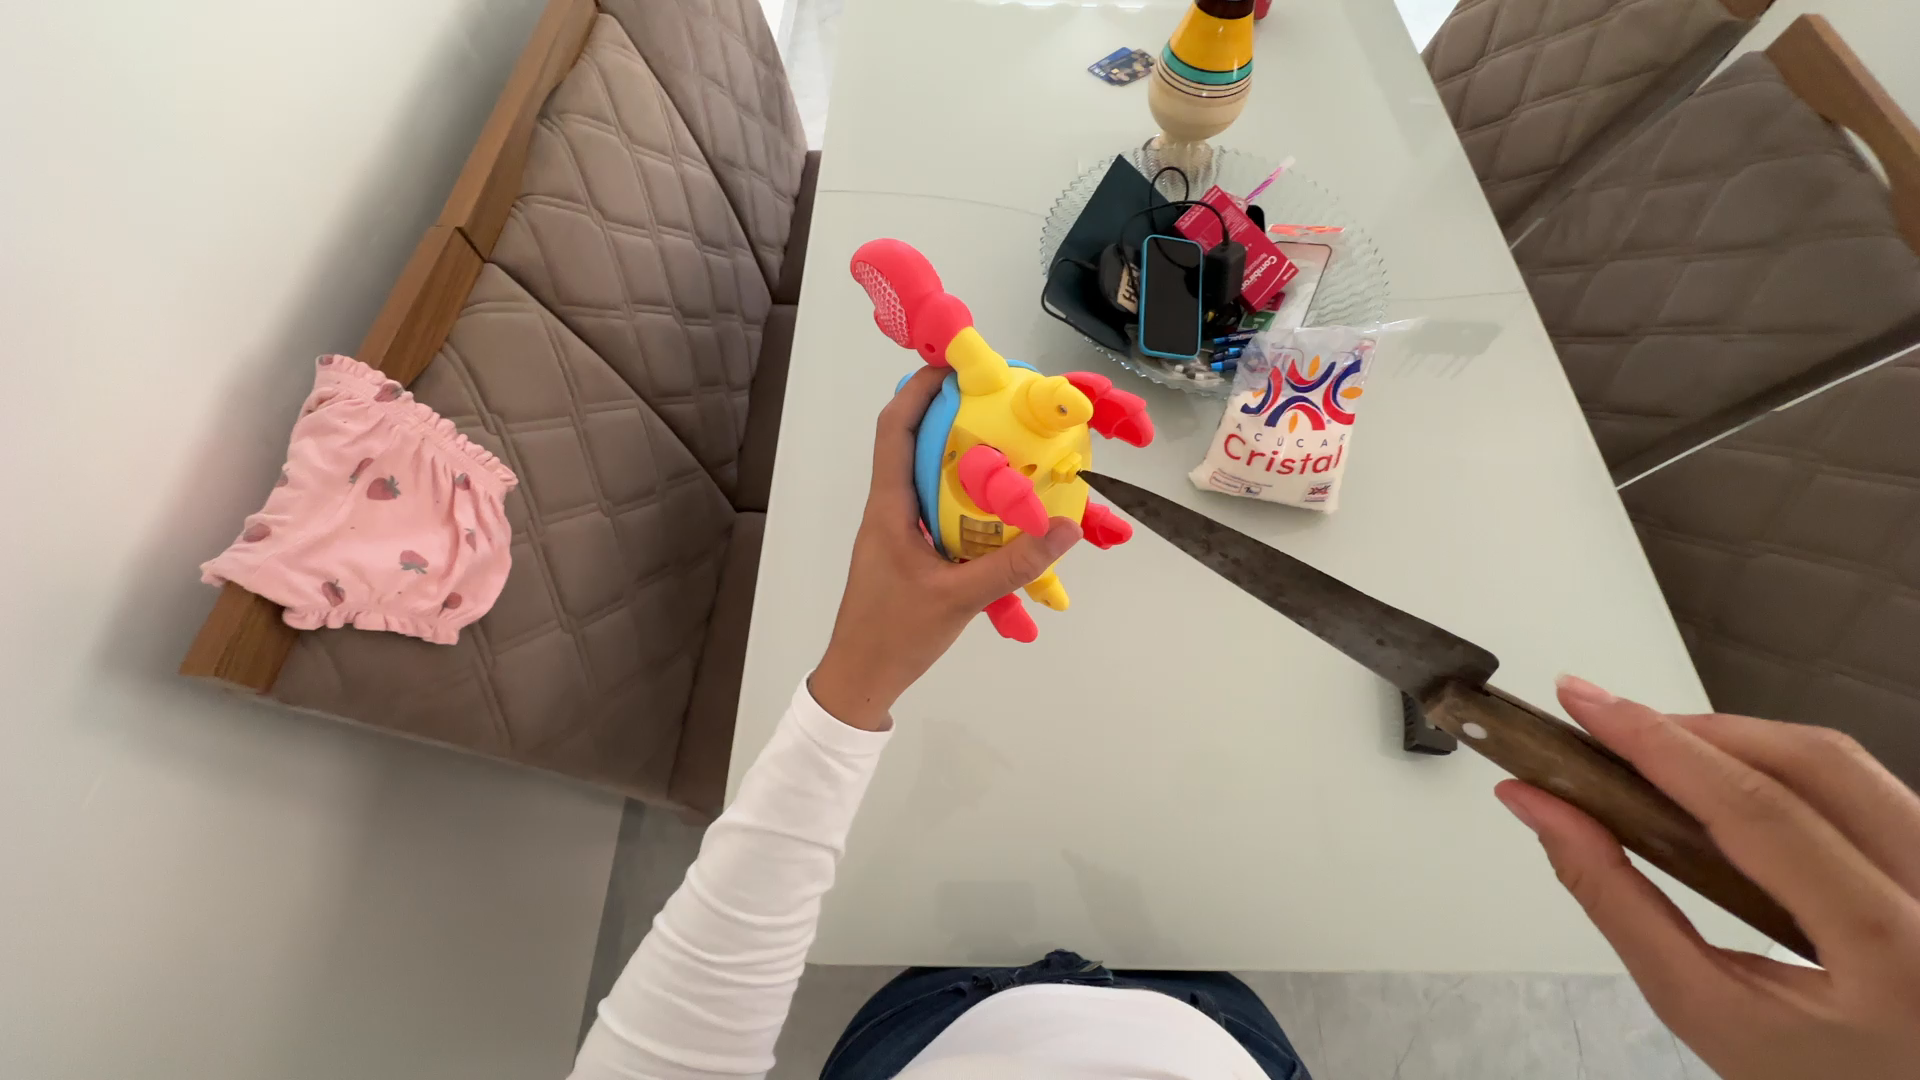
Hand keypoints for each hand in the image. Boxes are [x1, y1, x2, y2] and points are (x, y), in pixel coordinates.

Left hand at [809, 369, 1082, 731]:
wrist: (861, 677)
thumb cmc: (894, 634)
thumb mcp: (960, 598)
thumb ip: (1014, 564)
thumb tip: (1065, 529)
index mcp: (889, 507)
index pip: (895, 429)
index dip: (920, 390)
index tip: (957, 368)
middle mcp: (891, 509)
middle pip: (916, 445)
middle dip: (953, 417)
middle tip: (1002, 407)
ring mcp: (899, 531)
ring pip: (930, 479)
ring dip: (964, 460)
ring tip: (1011, 451)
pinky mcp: (911, 552)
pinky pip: (941, 511)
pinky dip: (969, 501)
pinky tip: (1002, 514)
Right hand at [1496, 676, 1919, 1079]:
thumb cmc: (1811, 1076)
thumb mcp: (1697, 1003)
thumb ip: (1608, 893)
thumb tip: (1529, 799)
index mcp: (1893, 950)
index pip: (1759, 810)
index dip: (1657, 742)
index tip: (1579, 698)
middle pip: (1817, 763)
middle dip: (1696, 728)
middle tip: (1612, 729)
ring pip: (1846, 765)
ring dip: (1736, 740)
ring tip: (1658, 757)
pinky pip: (1863, 787)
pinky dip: (1777, 766)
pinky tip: (1724, 787)